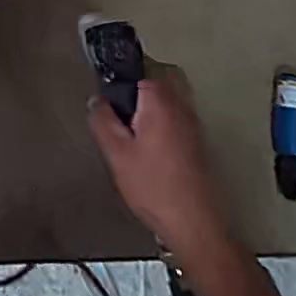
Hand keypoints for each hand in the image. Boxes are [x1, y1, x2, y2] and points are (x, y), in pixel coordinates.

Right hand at [87, 69, 235, 257]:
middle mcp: (181, 106)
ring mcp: (193, 123)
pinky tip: (152, 148)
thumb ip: (102, 121)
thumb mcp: (116, 153)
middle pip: (158, 80)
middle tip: (123, 112)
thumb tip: (96, 101)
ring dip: (153, 106)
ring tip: (135, 131)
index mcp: (159, 101)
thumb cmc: (154, 187)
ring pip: (171, 99)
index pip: (138, 73)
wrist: (192, 221)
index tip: (110, 102)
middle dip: (140, 90)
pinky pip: (179, 118)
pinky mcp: (198, 141)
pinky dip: (165, 122)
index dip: (121, 85)